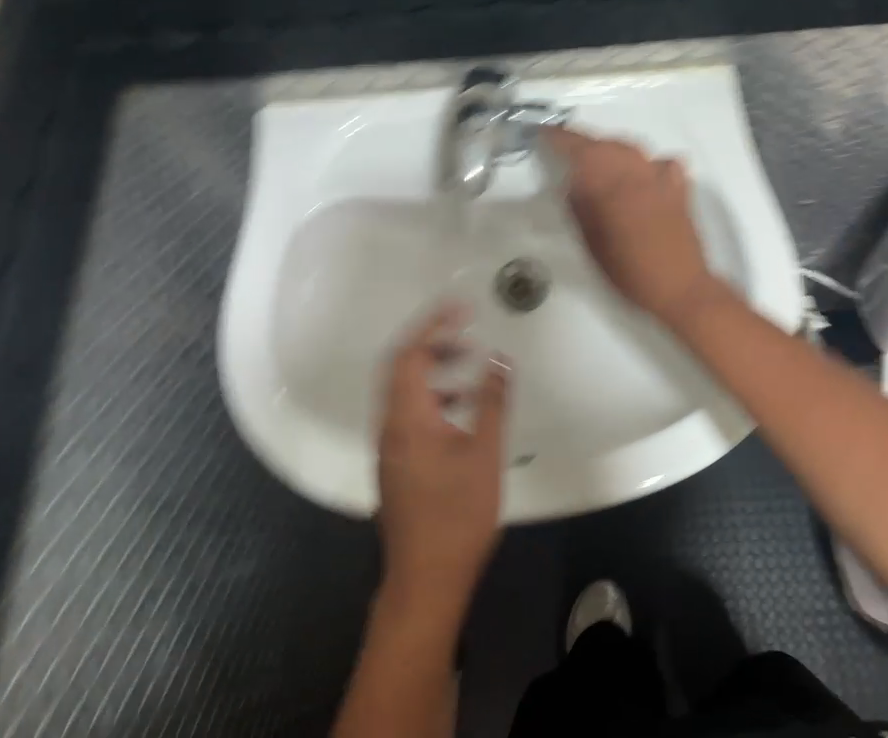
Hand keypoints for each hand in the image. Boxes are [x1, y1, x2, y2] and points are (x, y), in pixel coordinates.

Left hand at [376, 303, 509, 614]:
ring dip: (434, 373)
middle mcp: (389, 428)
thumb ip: (491, 401)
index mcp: (406, 417)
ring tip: (472, 371)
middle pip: (401, 370)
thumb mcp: (484, 453)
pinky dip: (434, 400)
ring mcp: (389, 450)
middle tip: (467, 336)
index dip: (433, 324)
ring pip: (404, 394)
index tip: (462, 308)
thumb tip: (498, 359)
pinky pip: (409, 416)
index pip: (409, 353)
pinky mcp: (397, 468)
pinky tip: (463, 415)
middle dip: (433, 345)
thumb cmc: (457, 515)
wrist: (426, 579)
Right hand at [545, 126, 728, 326]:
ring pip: (632, 149)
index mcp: (610, 183)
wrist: (680, 287)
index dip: (559, 138)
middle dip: (585, 143)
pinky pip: (661, 164)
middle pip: (607, 144)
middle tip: (566, 151)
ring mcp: (662, 177)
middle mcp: (637, 172)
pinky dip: (647, 163)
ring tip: (598, 161)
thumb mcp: (591, 242)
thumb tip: (573, 181)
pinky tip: (642, 174)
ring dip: (612, 149)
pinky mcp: (680, 189)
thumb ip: (580, 206)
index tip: (544, 133)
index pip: (580, 149)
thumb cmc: (629, 270)